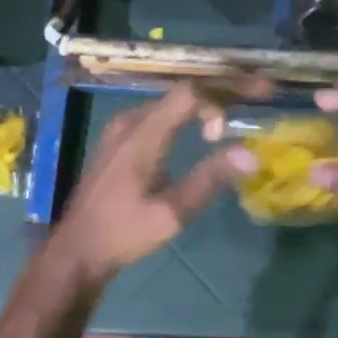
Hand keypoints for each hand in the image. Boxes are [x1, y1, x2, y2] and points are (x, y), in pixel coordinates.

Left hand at [46, 79, 267, 278]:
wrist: (76, 249)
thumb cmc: (123, 233)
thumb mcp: (171, 213)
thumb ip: (209, 179)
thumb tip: (251, 154)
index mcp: (143, 134)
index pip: (191, 92)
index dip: (228, 88)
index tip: (261, 95)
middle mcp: (131, 120)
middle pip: (184, 90)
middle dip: (225, 89)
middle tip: (261, 93)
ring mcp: (122, 128)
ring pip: (173, 101)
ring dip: (208, 101)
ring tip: (242, 108)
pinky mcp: (121, 139)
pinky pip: (162, 113)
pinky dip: (190, 112)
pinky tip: (208, 128)